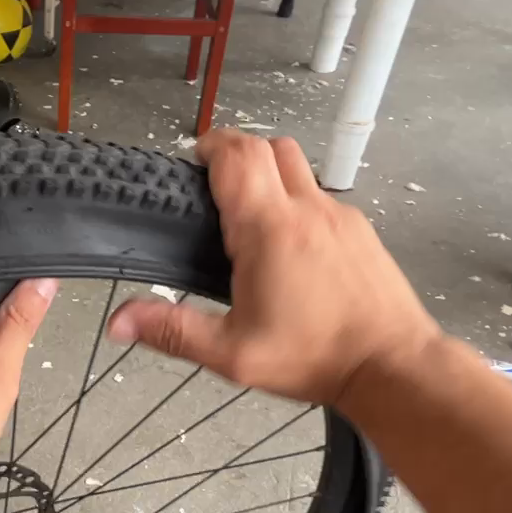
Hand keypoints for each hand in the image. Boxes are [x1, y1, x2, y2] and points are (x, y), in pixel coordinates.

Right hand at [107, 131, 439, 406]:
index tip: (191, 158)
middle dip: (235, 150)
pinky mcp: (360, 232)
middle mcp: (308, 211)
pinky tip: (285, 241)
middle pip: (269, 146)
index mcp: (269, 230)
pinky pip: (321, 195)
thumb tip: (119, 322)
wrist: (392, 366)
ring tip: (244, 208)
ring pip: (300, 166)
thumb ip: (172, 331)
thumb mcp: (231, 354)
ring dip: (268, 169)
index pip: (237, 157)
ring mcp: (340, 217)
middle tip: (210, 177)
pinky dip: (296, 198)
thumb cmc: (314, 358)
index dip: (209, 146)